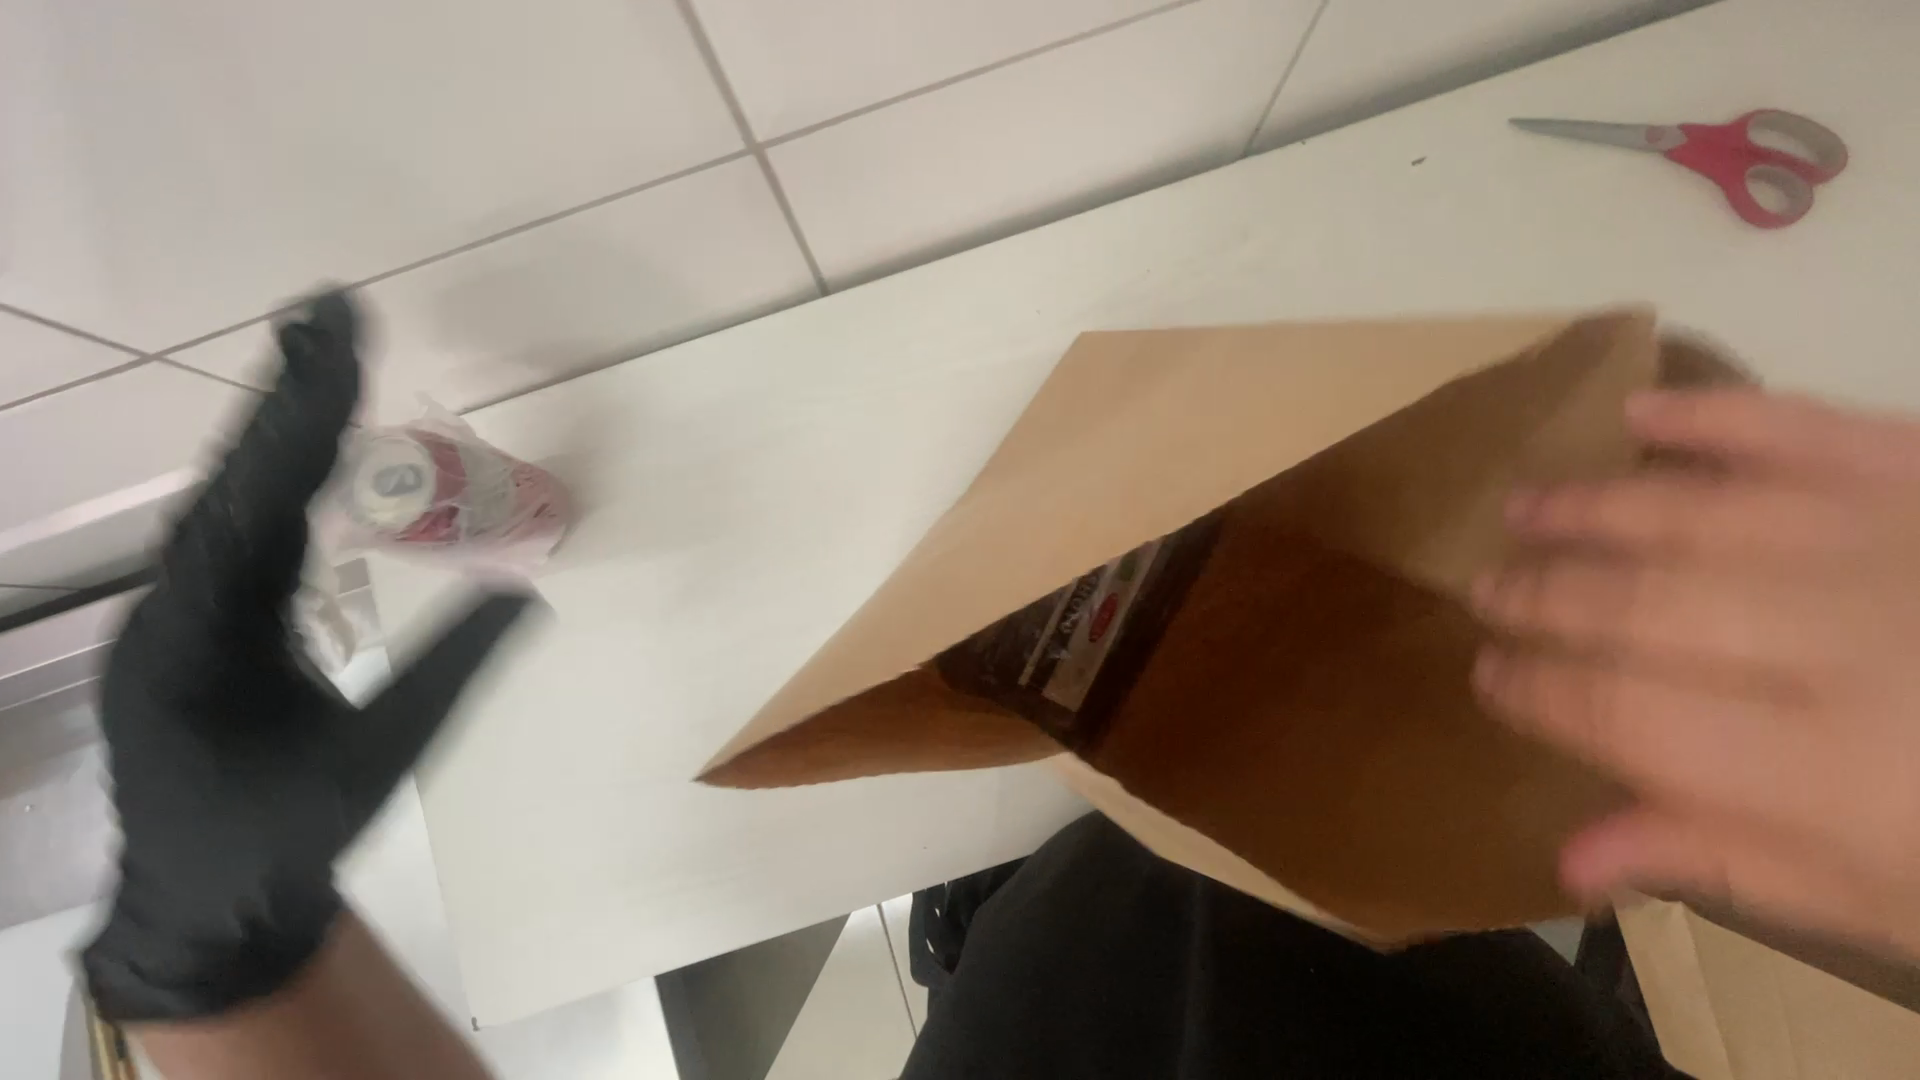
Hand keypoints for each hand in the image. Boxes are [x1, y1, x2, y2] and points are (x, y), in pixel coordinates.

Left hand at [82, 291, 531, 1020]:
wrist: (208, 896)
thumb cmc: (291, 828)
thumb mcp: (384, 754)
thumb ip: (453, 669)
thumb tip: (527, 591)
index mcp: (201, 635)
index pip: (261, 505)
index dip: (305, 420)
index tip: (346, 342)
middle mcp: (177, 605)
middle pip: (234, 481)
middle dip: (287, 394)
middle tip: (331, 309)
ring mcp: (186, 610)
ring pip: (232, 500)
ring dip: (280, 423)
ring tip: (323, 351)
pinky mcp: (207, 619)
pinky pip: (244, 530)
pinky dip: (281, 473)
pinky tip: (308, 447)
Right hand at [1471, 388, 1919, 958]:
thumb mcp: (1881, 894)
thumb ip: (1722, 860)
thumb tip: (1567, 863)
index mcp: (1825, 765)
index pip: (1616, 711)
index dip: (1532, 690)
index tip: (1488, 676)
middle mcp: (1836, 641)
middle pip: (1630, 605)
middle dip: (1536, 598)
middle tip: (1486, 592)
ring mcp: (1880, 543)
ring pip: (1686, 514)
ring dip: (1584, 509)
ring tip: (1520, 509)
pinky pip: (1797, 428)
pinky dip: (1712, 415)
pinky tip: (1638, 415)